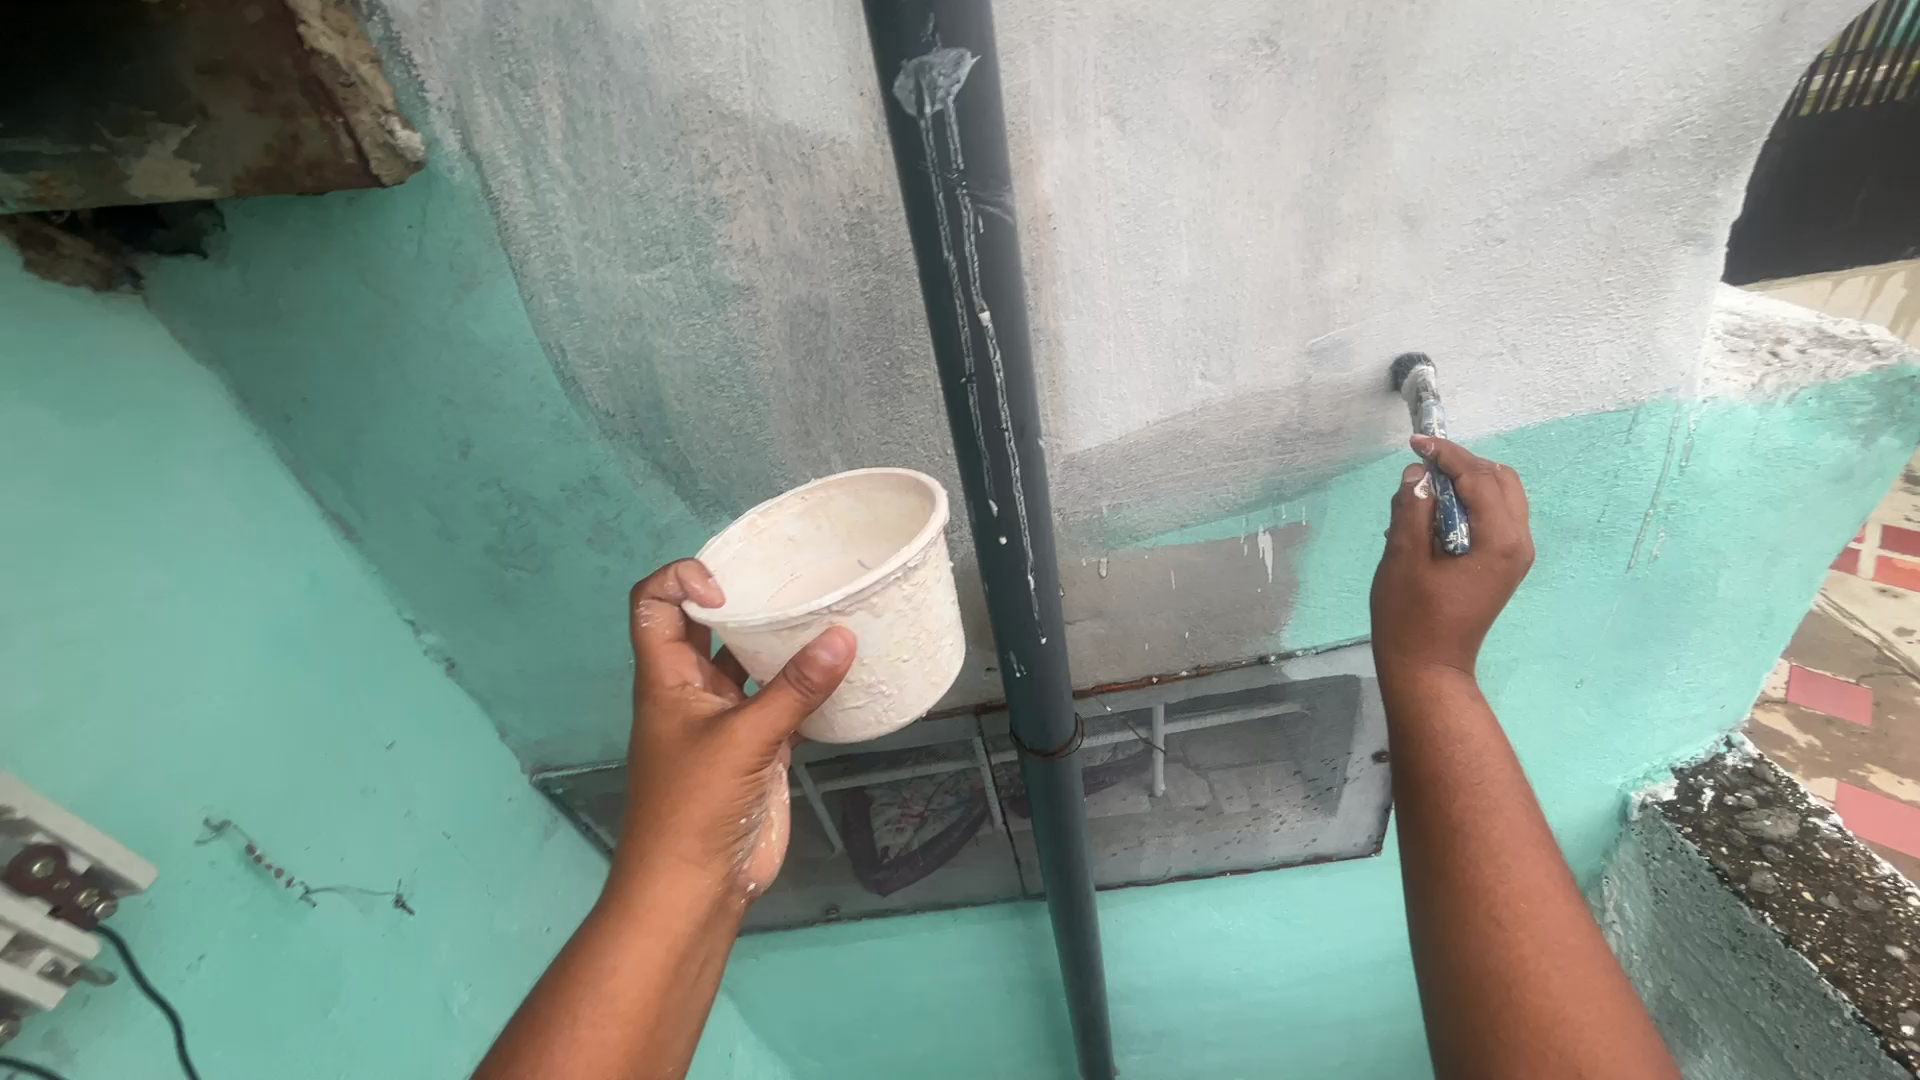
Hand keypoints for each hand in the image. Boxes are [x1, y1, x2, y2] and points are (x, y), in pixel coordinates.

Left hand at [616, 559, 855, 906]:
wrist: (695, 890)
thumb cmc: (695, 806)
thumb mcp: (745, 739)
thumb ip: (795, 689)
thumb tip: (843, 636)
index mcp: (667, 677)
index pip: (656, 605)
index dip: (683, 580)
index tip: (733, 586)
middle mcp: (695, 689)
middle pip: (710, 627)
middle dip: (745, 599)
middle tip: (797, 580)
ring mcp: (729, 718)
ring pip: (752, 663)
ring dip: (782, 641)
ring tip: (827, 613)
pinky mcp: (760, 746)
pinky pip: (785, 700)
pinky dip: (809, 684)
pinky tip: (843, 671)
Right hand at [1370, 436, 1533, 682]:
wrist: (1427, 665)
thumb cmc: (1410, 615)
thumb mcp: (1402, 559)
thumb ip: (1412, 510)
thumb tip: (1418, 475)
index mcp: (1499, 540)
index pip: (1479, 478)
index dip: (1447, 455)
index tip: (1415, 442)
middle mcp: (1518, 542)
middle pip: (1500, 481)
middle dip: (1461, 464)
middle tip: (1420, 463)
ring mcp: (1514, 555)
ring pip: (1500, 497)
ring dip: (1465, 483)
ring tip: (1423, 487)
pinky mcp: (1502, 564)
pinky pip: (1493, 517)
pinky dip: (1468, 504)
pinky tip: (1433, 514)